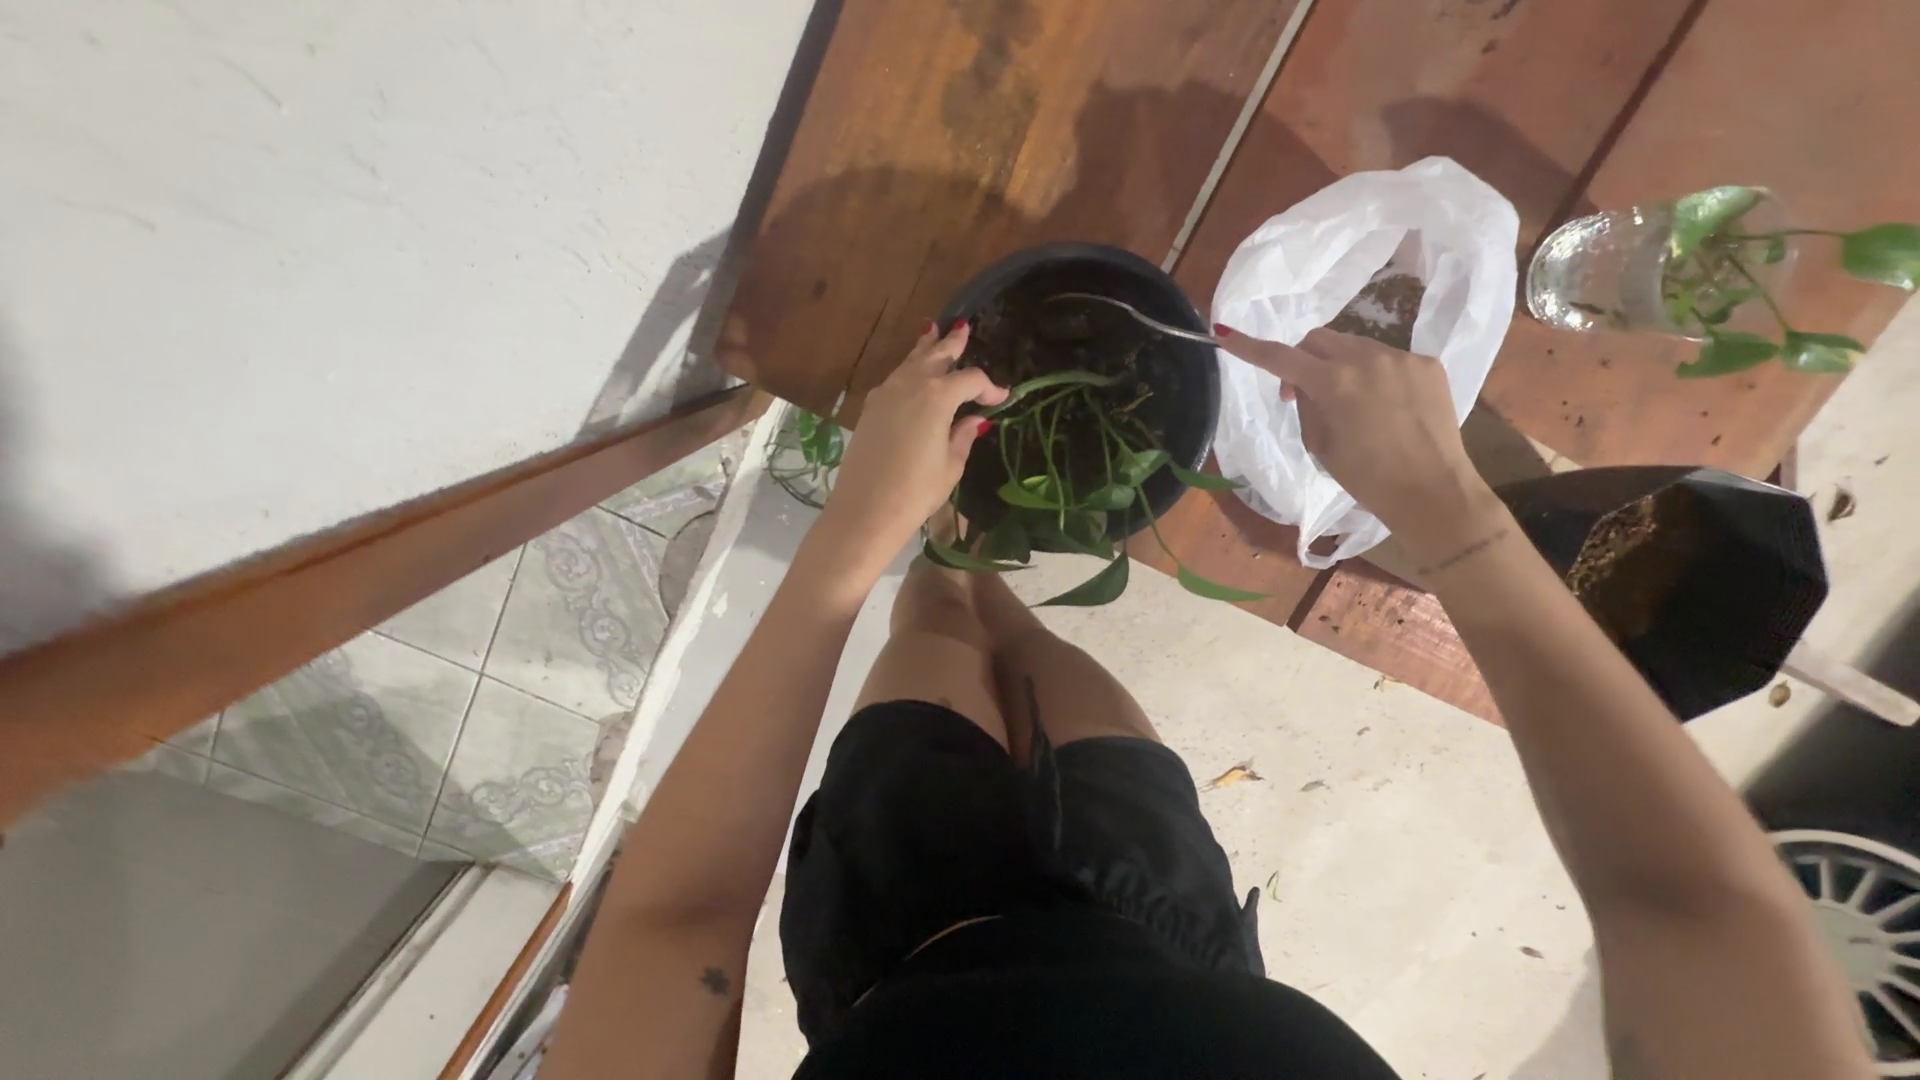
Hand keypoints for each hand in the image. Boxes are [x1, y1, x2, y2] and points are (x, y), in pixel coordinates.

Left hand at [820, 320, 1007, 563]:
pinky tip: (911, 374)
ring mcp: (886, 393)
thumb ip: (963, 436)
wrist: (865, 508)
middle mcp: (910, 385)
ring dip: (925, 350)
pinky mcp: (870, 408)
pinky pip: (895, 379)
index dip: (989, 388)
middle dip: (951, 343)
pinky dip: (907, 370)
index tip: (1002, 399)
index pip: (971, 380)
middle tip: (962, 328)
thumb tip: (975, 420)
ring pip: (910, 363)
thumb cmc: (916, 491)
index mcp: (938, 396)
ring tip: (932, 334)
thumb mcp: (950, 465)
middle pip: (935, 356)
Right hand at [1213, 325, 1504, 565]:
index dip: (1249, 347)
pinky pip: (1387, 358)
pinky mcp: (1427, 365)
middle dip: (1302, 359)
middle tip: (1299, 394)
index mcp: (1334, 383)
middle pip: (1318, 340)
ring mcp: (1401, 358)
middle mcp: (1367, 359)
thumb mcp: (1320, 445)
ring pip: (1354, 346)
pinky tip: (1383, 406)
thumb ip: (1307, 406)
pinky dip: (1373, 375)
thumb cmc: (1366, 478)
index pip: (1281, 357)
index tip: (1224, 334)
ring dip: (1339, 365)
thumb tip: (1303, 385)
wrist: (1432, 491)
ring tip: (1347, 403)